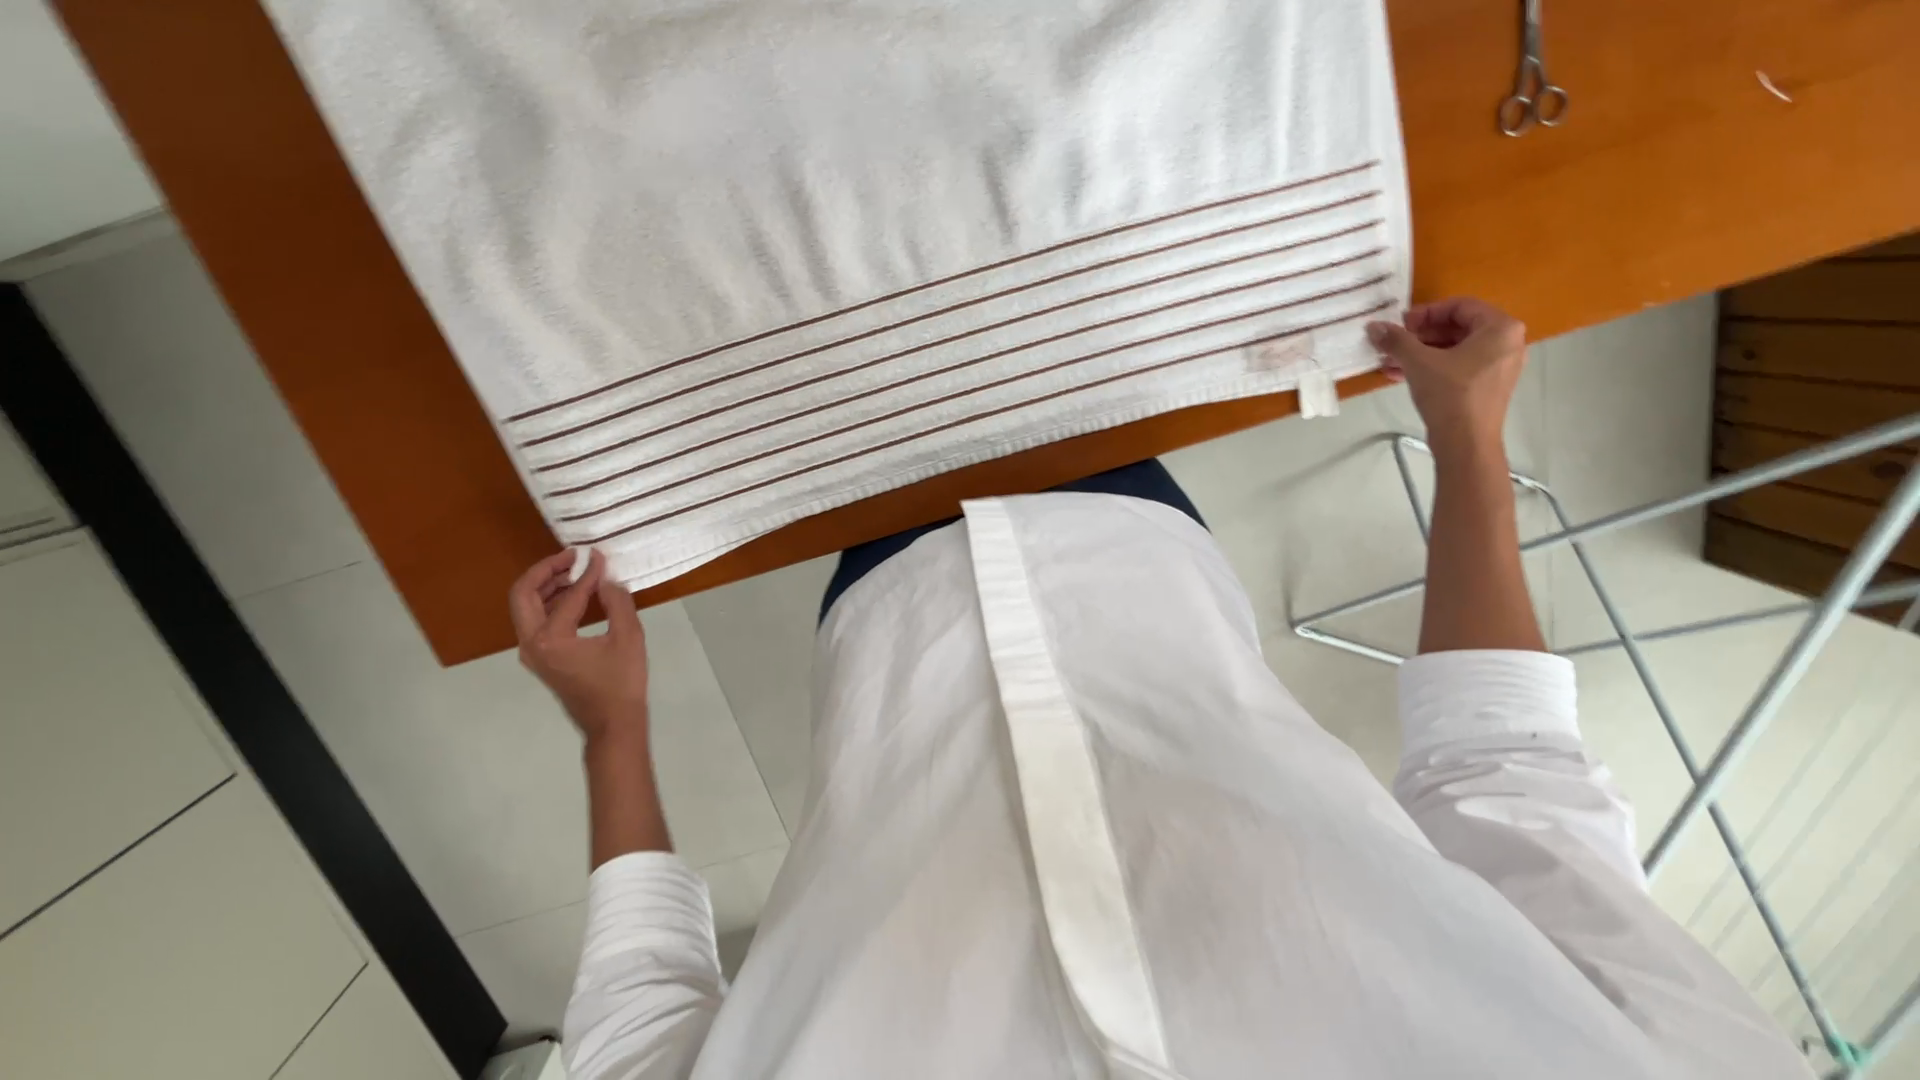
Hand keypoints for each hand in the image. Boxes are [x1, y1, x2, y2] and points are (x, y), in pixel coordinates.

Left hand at [509, 549, 647, 743]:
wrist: (612, 725)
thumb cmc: (621, 684)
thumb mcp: (628, 637)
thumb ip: (617, 602)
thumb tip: (606, 578)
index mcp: (550, 639)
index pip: (567, 595)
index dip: (586, 573)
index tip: (599, 557)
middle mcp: (531, 644)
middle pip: (523, 595)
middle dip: (546, 571)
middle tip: (572, 557)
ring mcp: (533, 653)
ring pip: (527, 608)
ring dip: (547, 585)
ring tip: (575, 571)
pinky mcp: (541, 659)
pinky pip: (537, 621)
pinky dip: (551, 603)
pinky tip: (575, 596)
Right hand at [1367, 298, 1527, 454]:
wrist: (1466, 442)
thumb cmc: (1450, 394)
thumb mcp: (1419, 362)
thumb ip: (1397, 340)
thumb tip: (1373, 326)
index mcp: (1500, 328)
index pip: (1460, 306)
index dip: (1426, 312)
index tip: (1400, 325)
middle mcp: (1507, 342)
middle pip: (1458, 327)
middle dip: (1421, 335)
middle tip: (1394, 343)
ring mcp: (1500, 366)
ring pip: (1456, 349)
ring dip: (1422, 352)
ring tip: (1392, 361)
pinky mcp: (1489, 386)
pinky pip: (1460, 366)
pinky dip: (1434, 367)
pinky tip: (1403, 375)